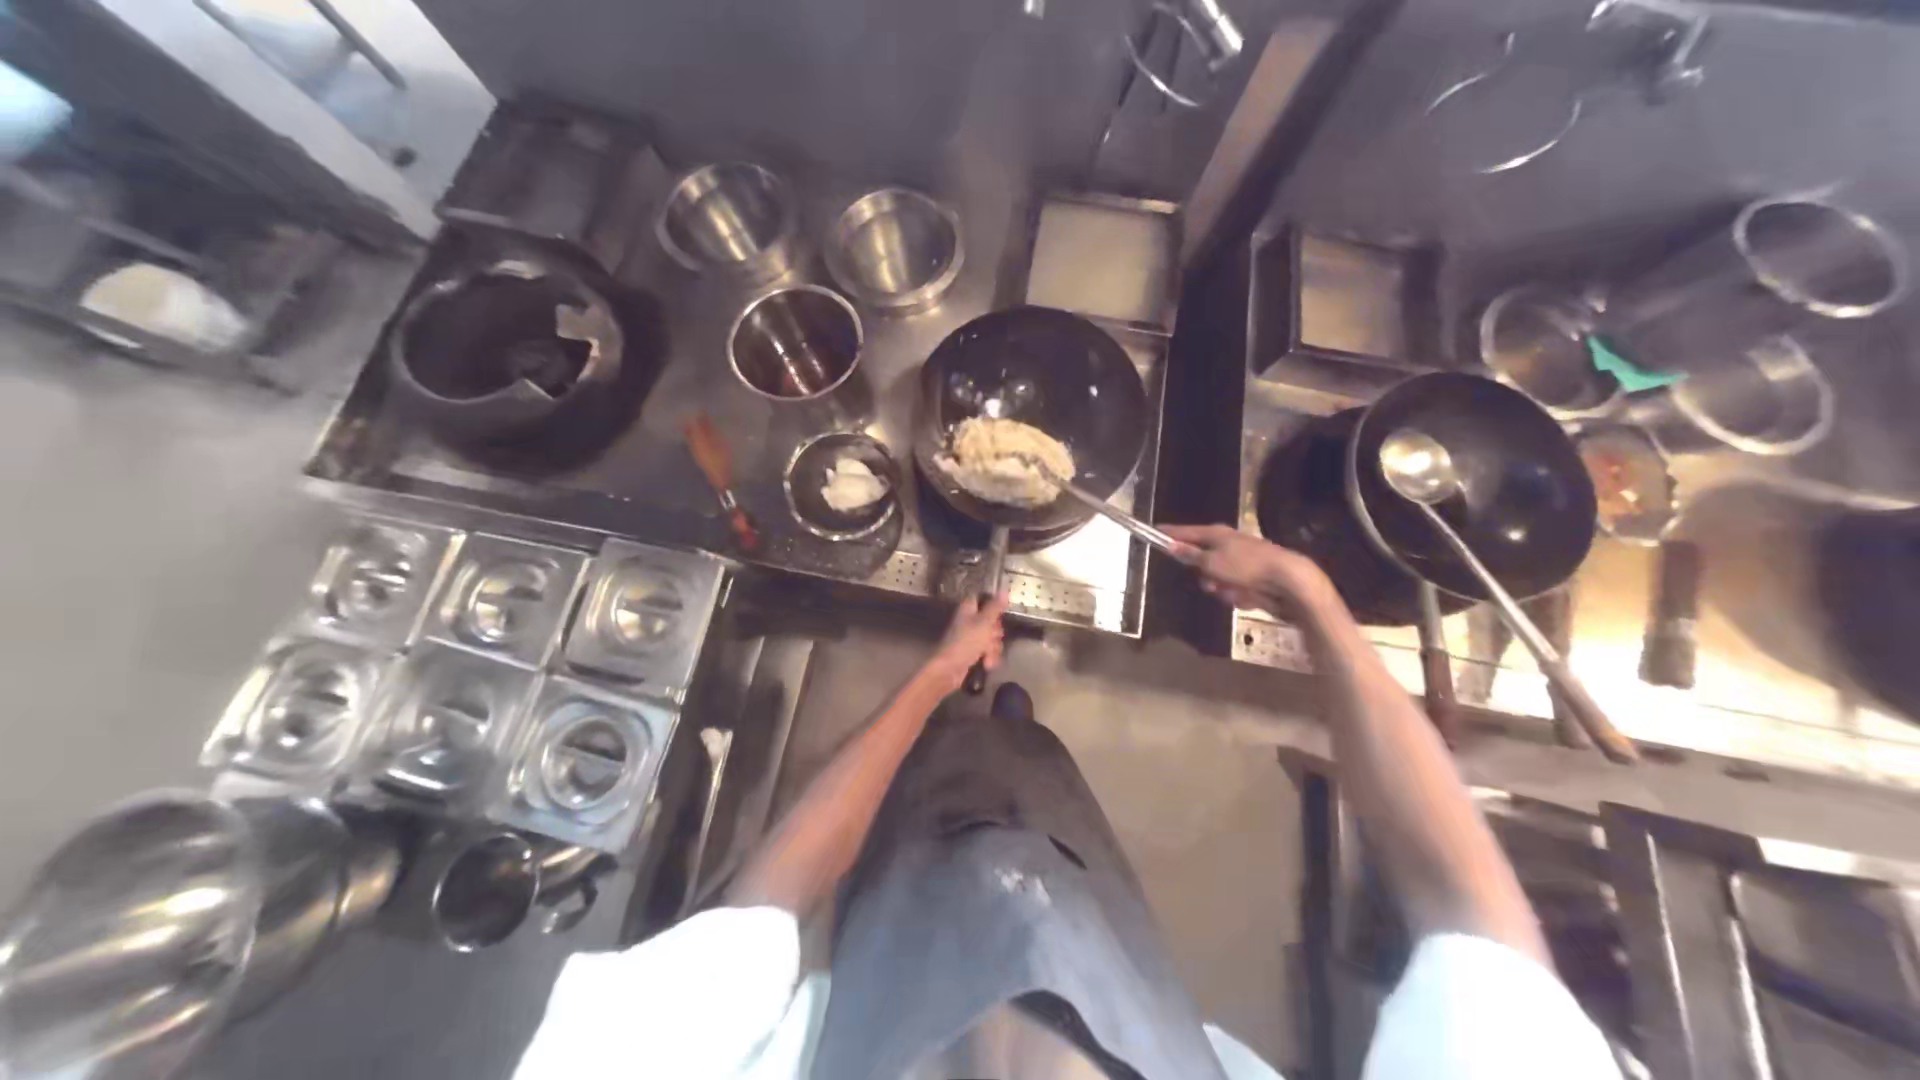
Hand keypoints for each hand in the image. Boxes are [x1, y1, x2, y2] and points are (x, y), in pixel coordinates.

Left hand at [924, 592, 1009, 692]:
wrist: (950, 669)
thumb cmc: (966, 642)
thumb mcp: (984, 622)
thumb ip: (995, 607)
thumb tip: (1004, 590)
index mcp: (968, 610)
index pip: (982, 599)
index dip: (994, 605)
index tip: (1000, 613)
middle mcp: (969, 621)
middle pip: (991, 621)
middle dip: (996, 633)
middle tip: (992, 637)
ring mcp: (971, 638)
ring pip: (992, 638)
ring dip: (993, 648)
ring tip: (987, 655)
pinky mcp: (973, 652)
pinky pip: (988, 651)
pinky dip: (990, 657)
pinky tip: (987, 664)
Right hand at [1161, 524, 1334, 616]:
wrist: (1288, 581)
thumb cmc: (1246, 566)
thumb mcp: (1212, 562)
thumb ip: (1191, 555)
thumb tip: (1171, 545)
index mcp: (1218, 534)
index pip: (1187, 531)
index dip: (1170, 533)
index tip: (1154, 531)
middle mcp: (1229, 546)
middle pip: (1202, 561)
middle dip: (1204, 576)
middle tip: (1210, 583)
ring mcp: (1242, 563)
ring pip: (1217, 580)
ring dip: (1223, 589)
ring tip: (1235, 592)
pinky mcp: (1252, 580)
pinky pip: (1233, 590)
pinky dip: (1238, 595)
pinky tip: (1249, 596)